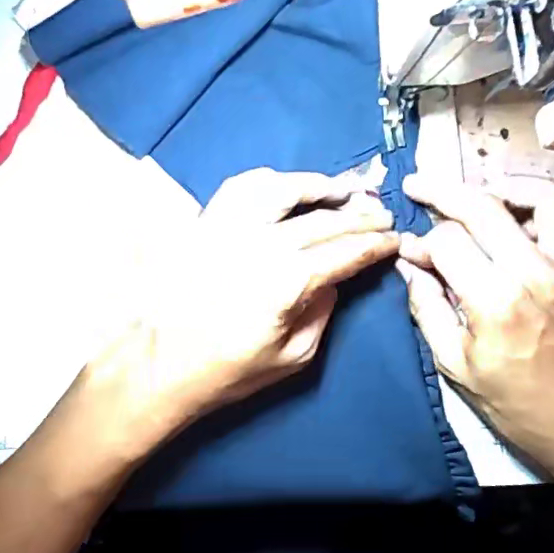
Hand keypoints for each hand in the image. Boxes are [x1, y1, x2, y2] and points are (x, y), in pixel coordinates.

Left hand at [73, 168, 398, 457]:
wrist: (159, 366)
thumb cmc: (228, 371)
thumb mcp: (293, 357)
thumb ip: (321, 312)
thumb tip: (333, 278)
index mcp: (286, 282)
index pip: (344, 252)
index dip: (374, 245)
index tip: (394, 240)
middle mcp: (261, 244)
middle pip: (322, 219)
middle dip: (359, 216)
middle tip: (382, 215)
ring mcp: (229, 228)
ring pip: (282, 191)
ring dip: (318, 187)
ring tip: (341, 190)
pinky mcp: (204, 223)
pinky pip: (240, 188)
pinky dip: (269, 181)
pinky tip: (285, 187)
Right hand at [396, 173, 553, 496]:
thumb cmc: (518, 406)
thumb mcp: (458, 369)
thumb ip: (429, 311)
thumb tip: (410, 267)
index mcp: (496, 303)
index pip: (449, 242)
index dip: (421, 242)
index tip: (409, 252)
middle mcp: (534, 273)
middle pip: (484, 206)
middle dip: (442, 191)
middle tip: (419, 187)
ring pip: (541, 196)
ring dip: (503, 185)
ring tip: (477, 194)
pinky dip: (542, 202)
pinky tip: (518, 216)